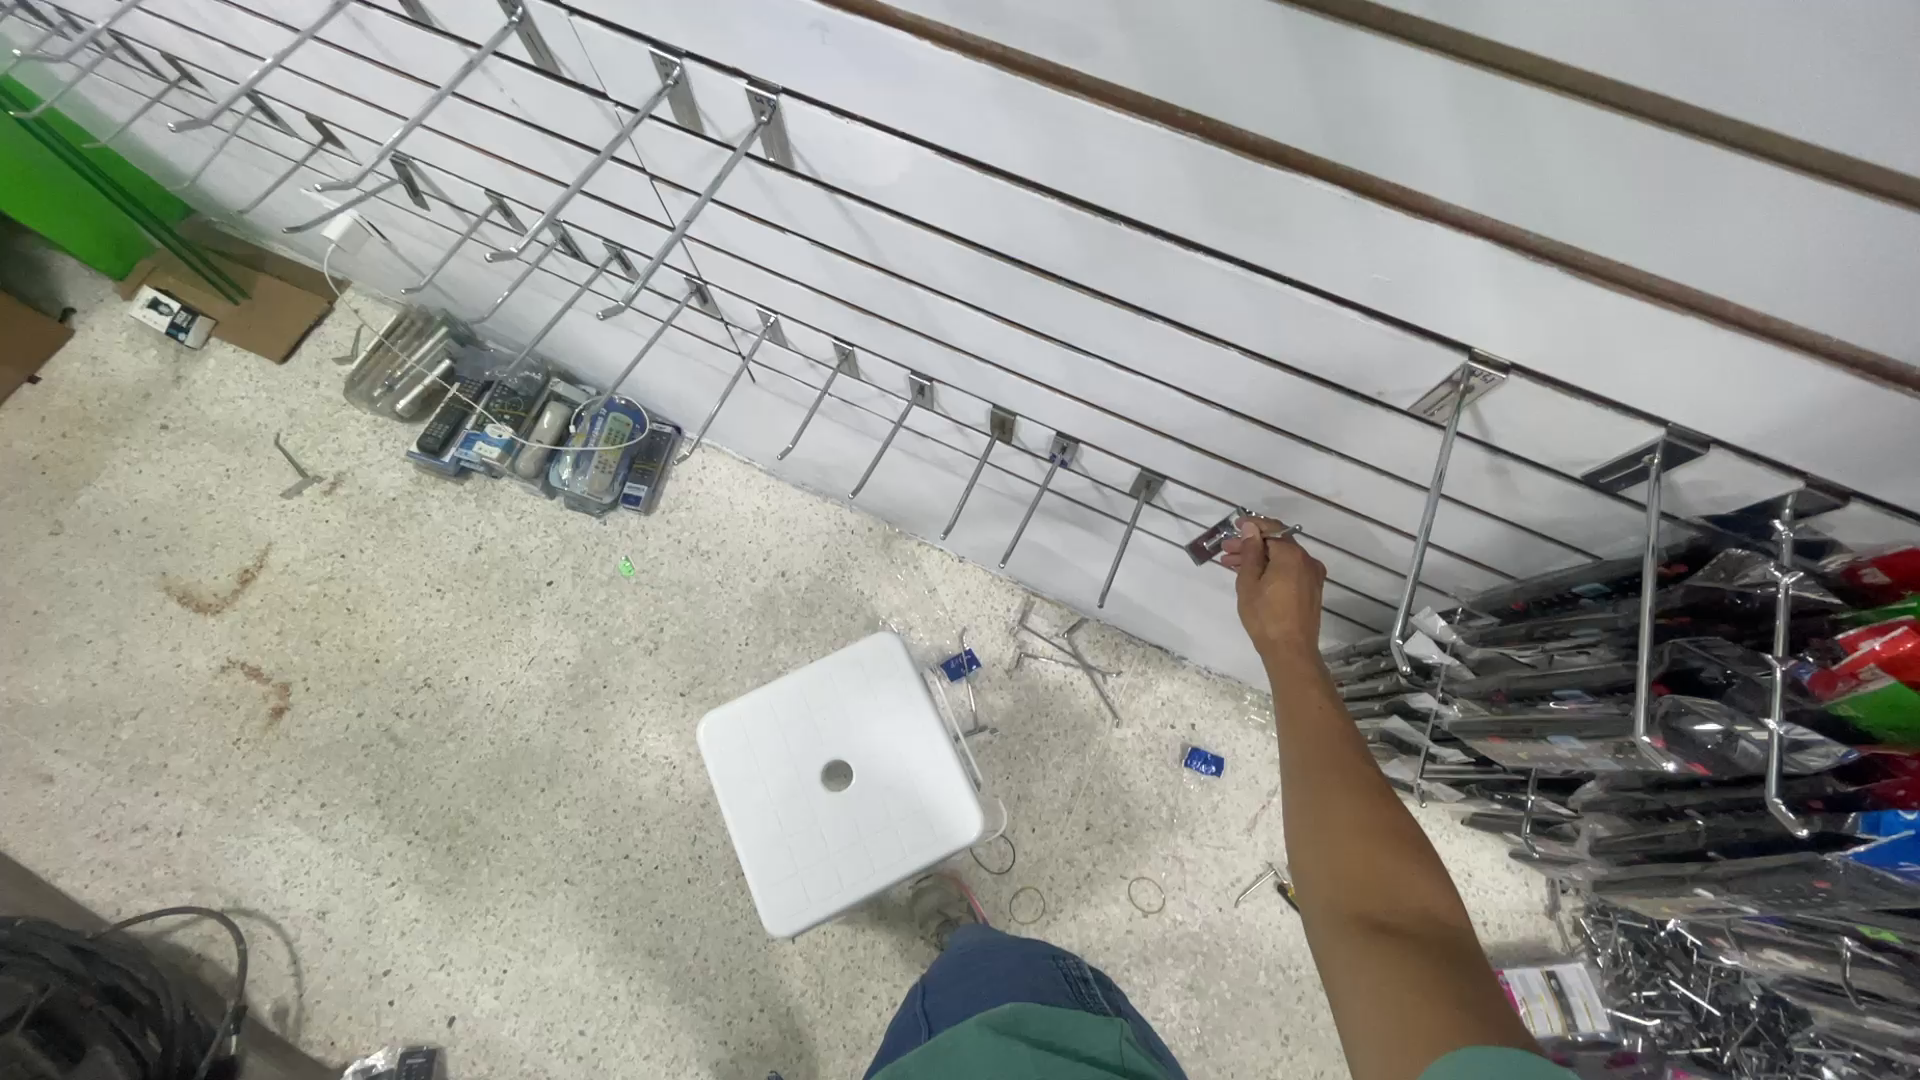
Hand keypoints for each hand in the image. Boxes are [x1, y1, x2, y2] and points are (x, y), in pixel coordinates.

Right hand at [1222, 516, 1325, 665]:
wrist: (1290, 650)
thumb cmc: (1264, 616)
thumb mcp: (1249, 582)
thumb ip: (1250, 552)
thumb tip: (1251, 529)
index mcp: (1292, 555)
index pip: (1272, 529)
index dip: (1252, 525)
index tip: (1235, 526)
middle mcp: (1307, 561)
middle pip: (1277, 544)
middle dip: (1251, 545)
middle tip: (1227, 550)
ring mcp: (1312, 575)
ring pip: (1282, 558)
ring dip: (1259, 558)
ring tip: (1233, 564)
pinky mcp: (1311, 589)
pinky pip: (1289, 570)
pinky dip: (1271, 568)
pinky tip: (1252, 576)